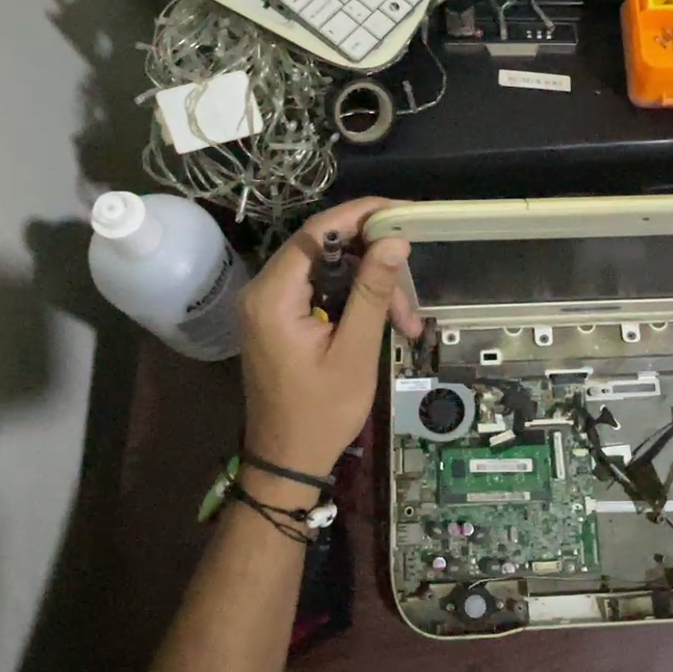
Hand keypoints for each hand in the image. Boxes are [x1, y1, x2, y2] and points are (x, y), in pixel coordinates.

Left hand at [238, 198, 422, 480]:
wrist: (287, 461)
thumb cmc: (321, 413)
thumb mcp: (355, 351)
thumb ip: (372, 292)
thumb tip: (394, 240)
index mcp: (273, 296)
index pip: (316, 232)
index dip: (360, 214)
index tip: (401, 210)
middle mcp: (262, 291)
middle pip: (323, 249)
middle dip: (373, 264)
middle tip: (410, 294)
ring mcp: (266, 305)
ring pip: (326, 271)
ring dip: (368, 287)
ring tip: (405, 321)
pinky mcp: (276, 319)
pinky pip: (318, 290)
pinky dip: (352, 300)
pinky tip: (383, 320)